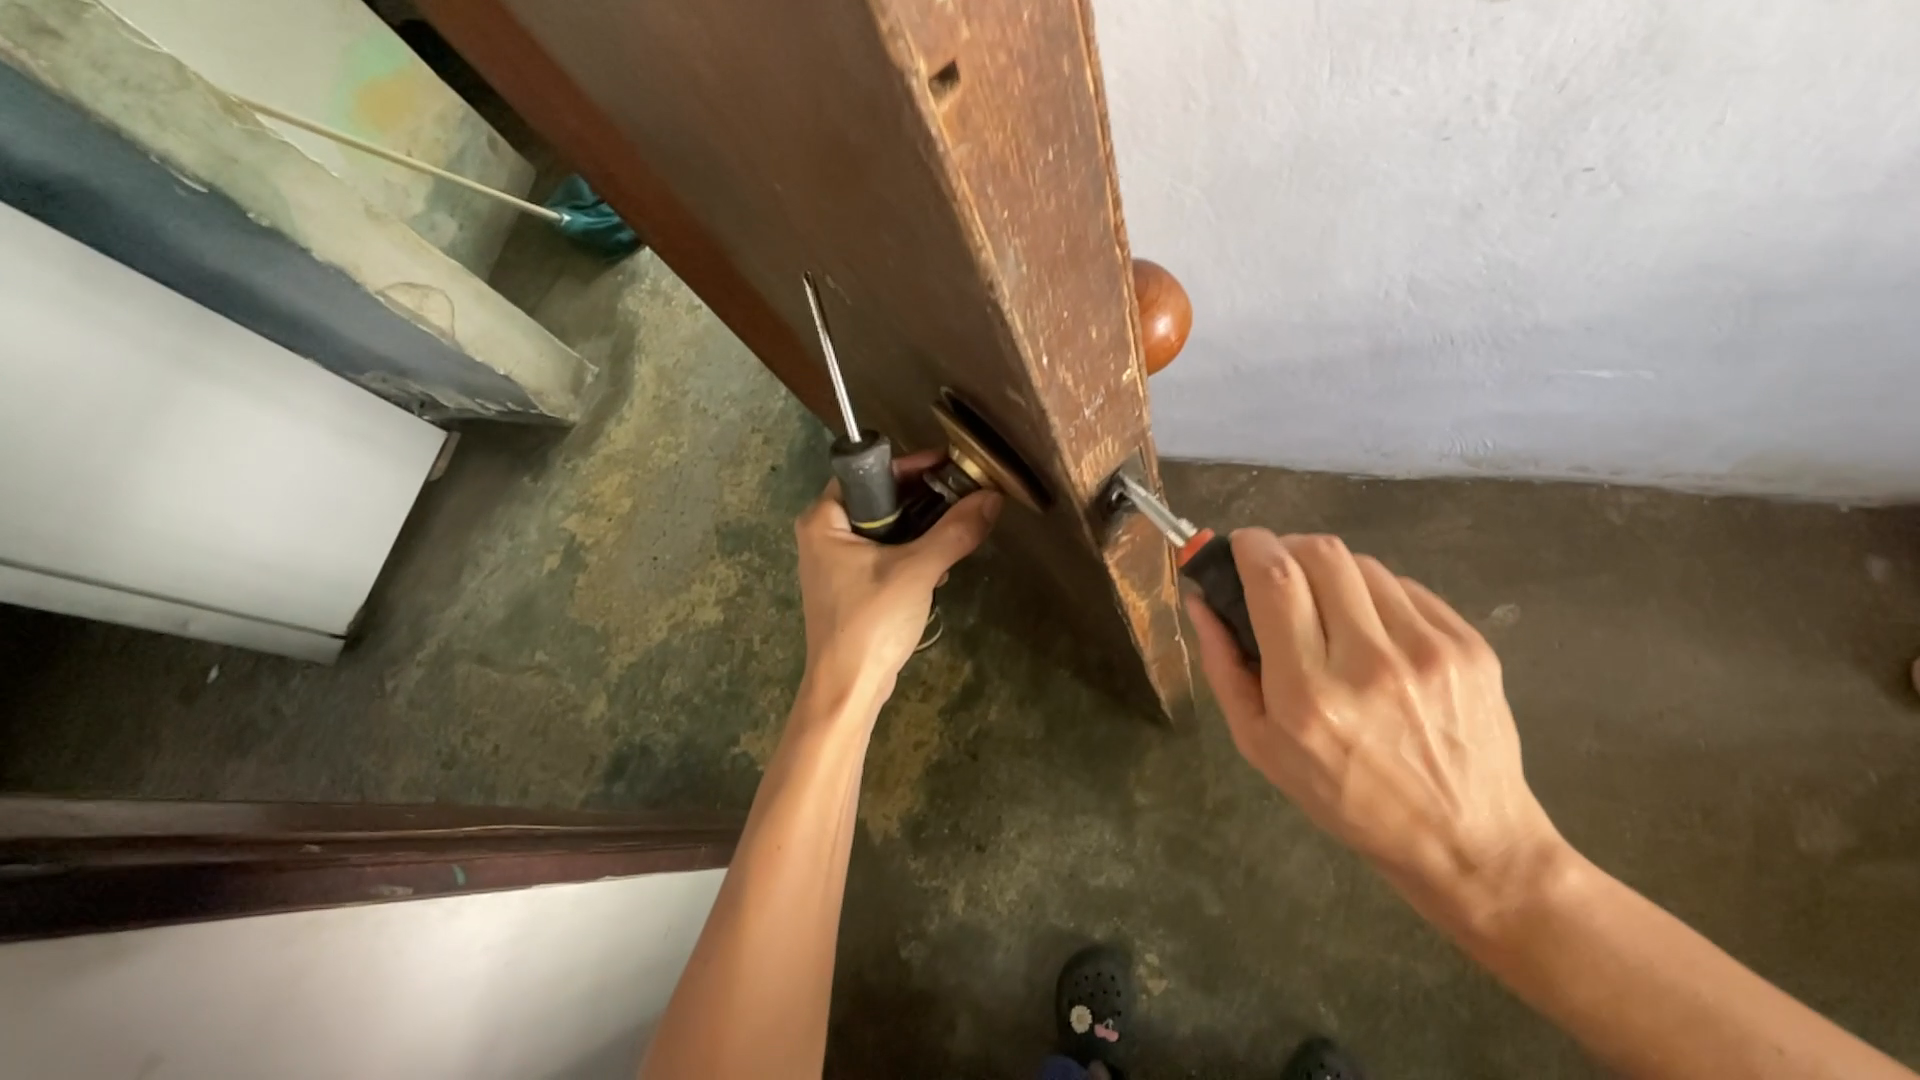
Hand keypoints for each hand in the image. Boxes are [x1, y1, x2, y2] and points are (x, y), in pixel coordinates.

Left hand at [794, 451, 1000, 706]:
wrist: (848, 688)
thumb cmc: (871, 621)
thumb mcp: (918, 569)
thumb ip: (956, 531)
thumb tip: (993, 497)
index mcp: (824, 518)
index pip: (870, 471)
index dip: (912, 466)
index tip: (953, 467)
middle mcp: (823, 533)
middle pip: (881, 498)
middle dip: (923, 501)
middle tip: (963, 499)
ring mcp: (835, 562)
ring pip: (886, 528)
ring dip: (922, 530)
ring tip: (957, 534)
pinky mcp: (850, 586)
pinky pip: (885, 554)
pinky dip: (912, 554)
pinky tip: (938, 570)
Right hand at [1186, 529, 1563, 921]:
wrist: (1465, 838)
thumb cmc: (1344, 799)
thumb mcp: (1260, 746)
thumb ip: (1224, 667)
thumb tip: (1200, 601)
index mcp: (1309, 694)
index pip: (1276, 581)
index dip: (1252, 546)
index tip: (1240, 545)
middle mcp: (1370, 662)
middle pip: (1321, 554)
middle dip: (1287, 548)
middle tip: (1276, 572)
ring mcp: (1428, 650)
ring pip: (1364, 564)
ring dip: (1331, 572)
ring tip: (1327, 610)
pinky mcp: (1469, 645)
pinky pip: (1406, 588)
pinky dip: (1375, 595)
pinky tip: (1373, 632)